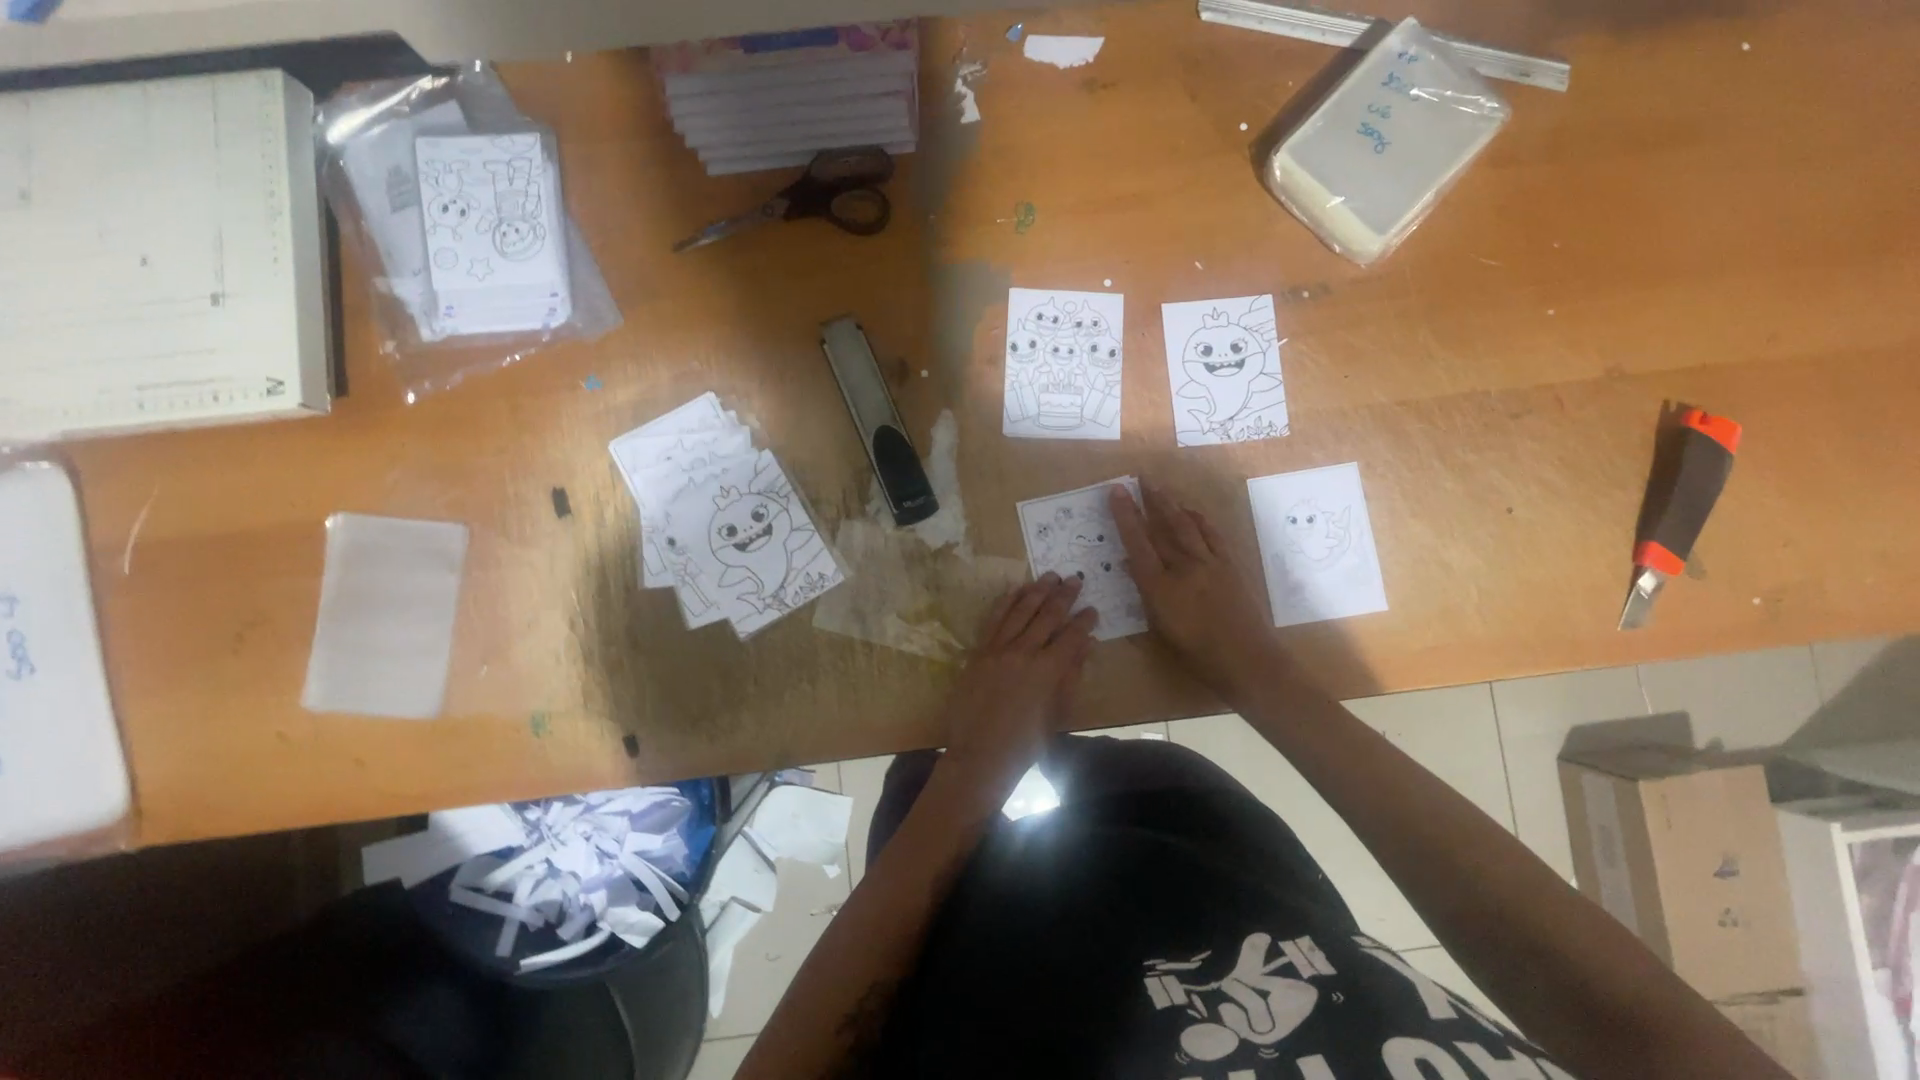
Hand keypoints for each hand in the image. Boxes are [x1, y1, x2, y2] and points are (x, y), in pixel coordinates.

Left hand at [941, 574, 1097, 782]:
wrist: (980, 755)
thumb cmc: (1026, 743)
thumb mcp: (1059, 713)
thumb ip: (1072, 676)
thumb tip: (1087, 646)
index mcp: (1048, 670)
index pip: (1072, 636)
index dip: (1084, 621)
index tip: (1093, 609)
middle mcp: (1024, 652)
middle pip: (1047, 616)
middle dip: (1064, 596)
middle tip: (1075, 579)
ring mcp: (998, 649)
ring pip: (1020, 611)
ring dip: (1037, 591)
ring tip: (1050, 576)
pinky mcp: (979, 652)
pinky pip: (994, 619)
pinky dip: (1007, 602)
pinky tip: (1016, 590)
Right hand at [1110, 482, 1277, 698]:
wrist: (1247, 660)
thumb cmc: (1196, 654)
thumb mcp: (1159, 629)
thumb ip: (1144, 596)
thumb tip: (1131, 566)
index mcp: (1160, 588)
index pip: (1137, 543)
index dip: (1125, 515)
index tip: (1116, 491)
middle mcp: (1185, 568)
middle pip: (1163, 526)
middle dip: (1149, 500)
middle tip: (1138, 478)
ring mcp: (1211, 563)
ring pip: (1188, 525)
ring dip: (1172, 504)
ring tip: (1160, 487)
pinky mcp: (1231, 565)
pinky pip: (1212, 534)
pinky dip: (1199, 519)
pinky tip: (1191, 511)